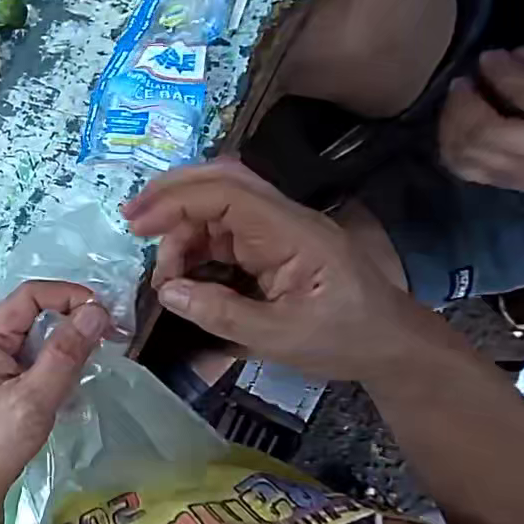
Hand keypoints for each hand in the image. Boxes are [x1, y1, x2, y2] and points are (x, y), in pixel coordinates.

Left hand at [0, 280, 111, 492]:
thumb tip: (97, 311)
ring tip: (102, 351)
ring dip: (73, 337)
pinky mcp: (10, 375)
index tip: (105, 313)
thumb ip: (65, 353)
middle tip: (111, 332)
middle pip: (38, 309)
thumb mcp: (34, 397)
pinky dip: (64, 357)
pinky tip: (80, 372)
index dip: (69, 295)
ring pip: (43, 332)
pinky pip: (42, 353)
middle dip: (75, 315)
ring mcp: (0, 357)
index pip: (31, 295)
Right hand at [121, 160, 420, 380]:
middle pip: (222, 180)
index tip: (139, 227)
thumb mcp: (281, 338)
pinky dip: (195, 246)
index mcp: (292, 233)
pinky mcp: (272, 244)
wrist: (390, 344)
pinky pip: (225, 231)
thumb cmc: (344, 340)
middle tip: (132, 220)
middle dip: (172, 193)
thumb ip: (221, 314)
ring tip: (164, 274)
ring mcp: (278, 229)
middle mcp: (283, 219)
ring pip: (218, 205)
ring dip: (182, 228)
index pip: (228, 194)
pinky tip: (182, 273)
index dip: (177, 202)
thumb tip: (166, 291)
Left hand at [440, 48, 523, 211]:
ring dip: (452, 124)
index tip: (487, 56)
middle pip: (490, 133)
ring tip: (457, 99)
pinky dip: (450, 147)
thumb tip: (517, 55)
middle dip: (466, 103)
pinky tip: (454, 126)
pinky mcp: (508, 185)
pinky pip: (465, 170)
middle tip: (463, 81)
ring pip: (469, 154)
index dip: (505, 74)